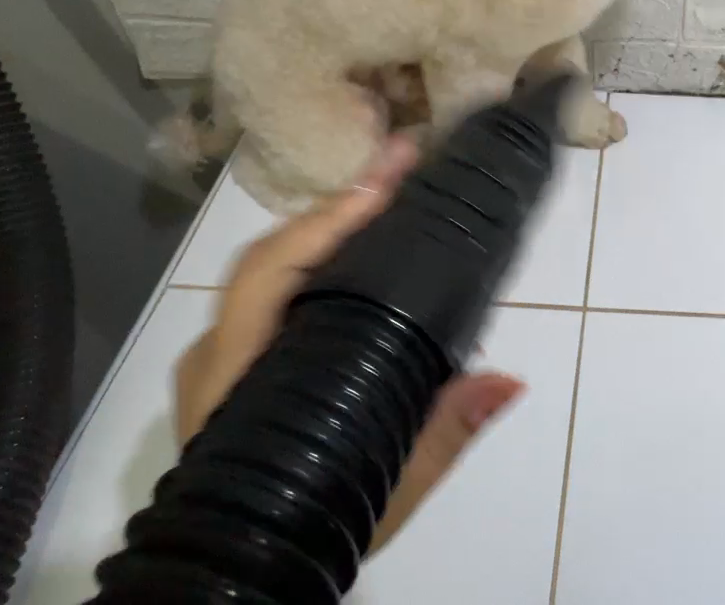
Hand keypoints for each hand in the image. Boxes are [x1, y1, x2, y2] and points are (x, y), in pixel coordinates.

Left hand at [174, 138, 525, 552]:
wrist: (231, 581)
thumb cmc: (305, 527)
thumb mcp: (382, 491)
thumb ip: (441, 434)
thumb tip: (508, 380)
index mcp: (244, 372)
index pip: (282, 269)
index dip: (335, 215)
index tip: (390, 172)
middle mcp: (220, 353)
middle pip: (277, 253)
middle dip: (342, 203)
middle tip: (404, 161)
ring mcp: (216, 360)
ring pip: (272, 270)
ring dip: (329, 227)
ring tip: (390, 195)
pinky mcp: (224, 370)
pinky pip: (271, 295)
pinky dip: (314, 261)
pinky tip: (355, 256)